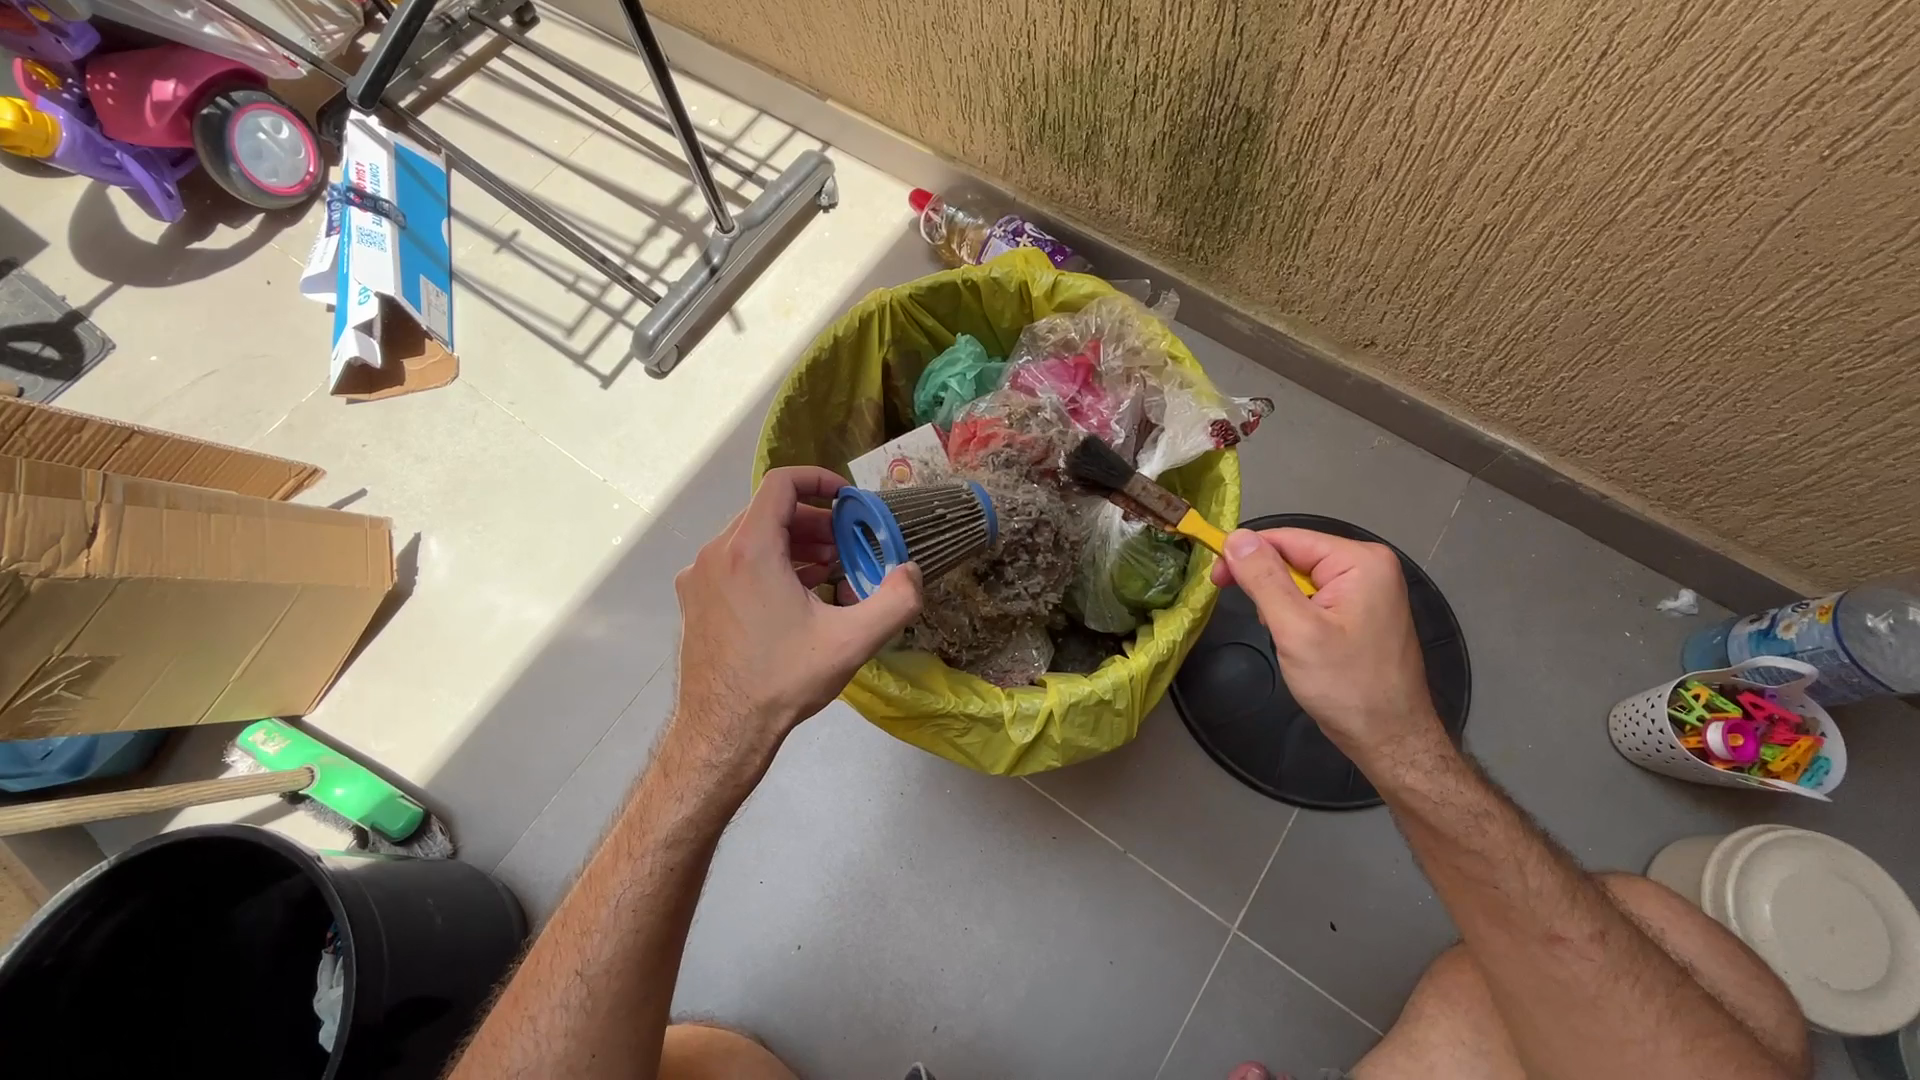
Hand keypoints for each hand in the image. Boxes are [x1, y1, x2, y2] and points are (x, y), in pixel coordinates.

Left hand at [671, 466, 922, 774]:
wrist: (723, 732)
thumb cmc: (784, 681)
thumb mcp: (852, 641)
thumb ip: (895, 601)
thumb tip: (912, 572)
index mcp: (749, 550)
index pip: (781, 483)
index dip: (819, 480)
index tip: (847, 500)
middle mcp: (716, 554)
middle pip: (768, 512)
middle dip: (814, 523)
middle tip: (846, 548)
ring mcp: (699, 578)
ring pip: (750, 538)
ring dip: (793, 545)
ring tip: (827, 573)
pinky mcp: (695, 601)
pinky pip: (735, 564)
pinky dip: (769, 566)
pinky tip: (796, 598)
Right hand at [1210, 528, 1445, 769]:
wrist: (1390, 739)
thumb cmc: (1346, 686)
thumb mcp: (1296, 629)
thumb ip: (1263, 579)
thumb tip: (1235, 537)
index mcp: (1360, 561)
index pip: (1287, 538)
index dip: (1246, 554)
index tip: (1215, 579)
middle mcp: (1369, 566)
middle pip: (1295, 556)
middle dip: (1266, 584)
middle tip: (1252, 617)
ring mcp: (1369, 590)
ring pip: (1302, 579)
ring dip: (1281, 604)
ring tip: (1285, 638)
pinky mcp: (1363, 612)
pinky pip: (1316, 599)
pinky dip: (1297, 616)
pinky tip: (1300, 642)